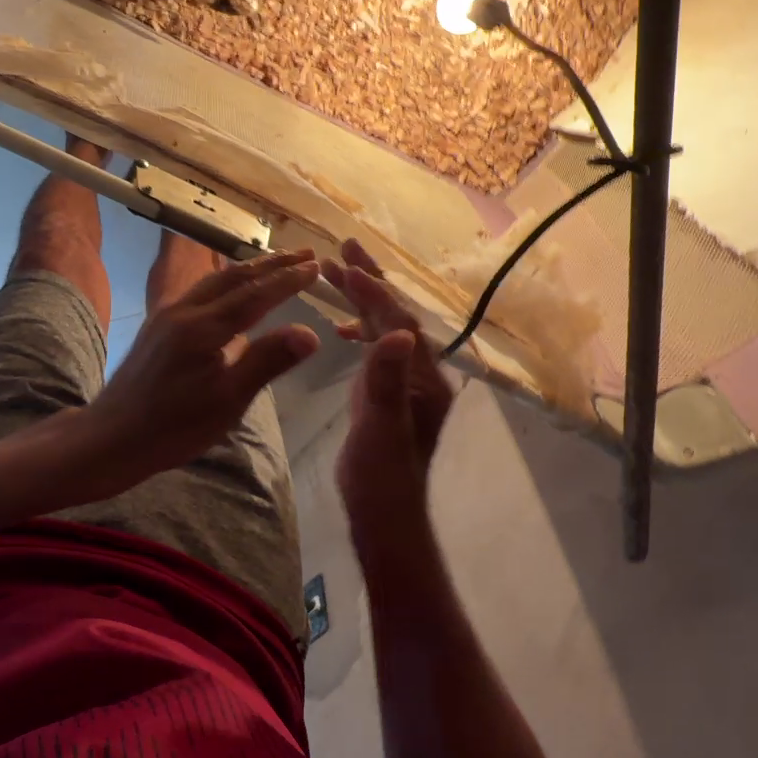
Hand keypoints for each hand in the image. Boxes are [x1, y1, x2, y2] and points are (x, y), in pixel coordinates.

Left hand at [80, 250, 321, 491]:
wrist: (113, 436)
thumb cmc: (173, 427)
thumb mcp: (227, 401)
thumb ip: (266, 362)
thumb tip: (311, 332)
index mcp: (202, 328)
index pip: (254, 295)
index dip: (287, 280)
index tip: (317, 267)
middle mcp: (182, 312)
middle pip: (232, 277)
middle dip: (270, 265)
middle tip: (305, 255)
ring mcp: (166, 317)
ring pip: (212, 282)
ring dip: (247, 270)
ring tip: (275, 264)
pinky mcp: (157, 327)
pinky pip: (198, 292)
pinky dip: (225, 283)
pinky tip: (232, 293)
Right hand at [322, 240, 454, 513]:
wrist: (383, 510)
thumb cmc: (382, 474)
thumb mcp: (382, 427)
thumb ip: (386, 381)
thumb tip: (392, 332)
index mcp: (422, 378)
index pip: (397, 323)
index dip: (373, 292)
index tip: (346, 264)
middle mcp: (418, 373)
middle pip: (394, 316)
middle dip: (371, 281)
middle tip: (344, 246)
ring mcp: (403, 382)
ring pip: (382, 329)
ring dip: (361, 299)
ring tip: (335, 272)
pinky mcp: (386, 393)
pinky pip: (374, 349)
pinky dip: (358, 331)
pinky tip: (341, 330)